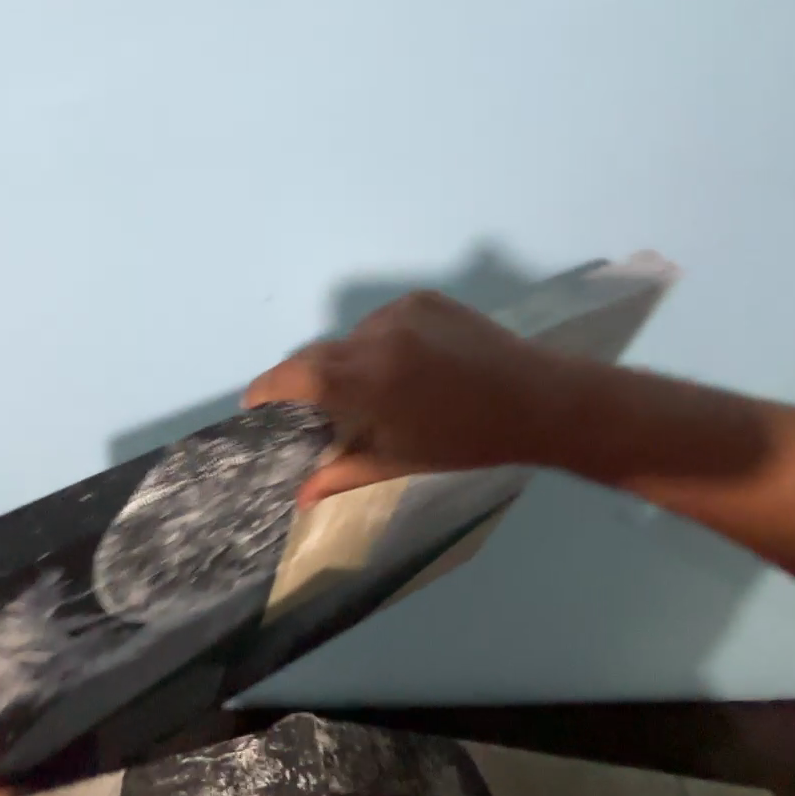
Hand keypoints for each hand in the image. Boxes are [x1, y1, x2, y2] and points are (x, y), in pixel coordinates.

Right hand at [244, 290, 575, 505]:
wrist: (539, 400)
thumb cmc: (467, 440)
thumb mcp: (399, 461)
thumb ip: (342, 473)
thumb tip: (300, 497)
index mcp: (370, 380)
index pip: (296, 375)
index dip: (268, 388)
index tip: (255, 406)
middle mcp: (377, 337)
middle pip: (317, 355)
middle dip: (305, 381)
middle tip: (313, 408)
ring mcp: (400, 312)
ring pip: (349, 340)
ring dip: (347, 364)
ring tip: (375, 390)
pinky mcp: (421, 299)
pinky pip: (379, 323)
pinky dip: (376, 345)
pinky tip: (404, 367)